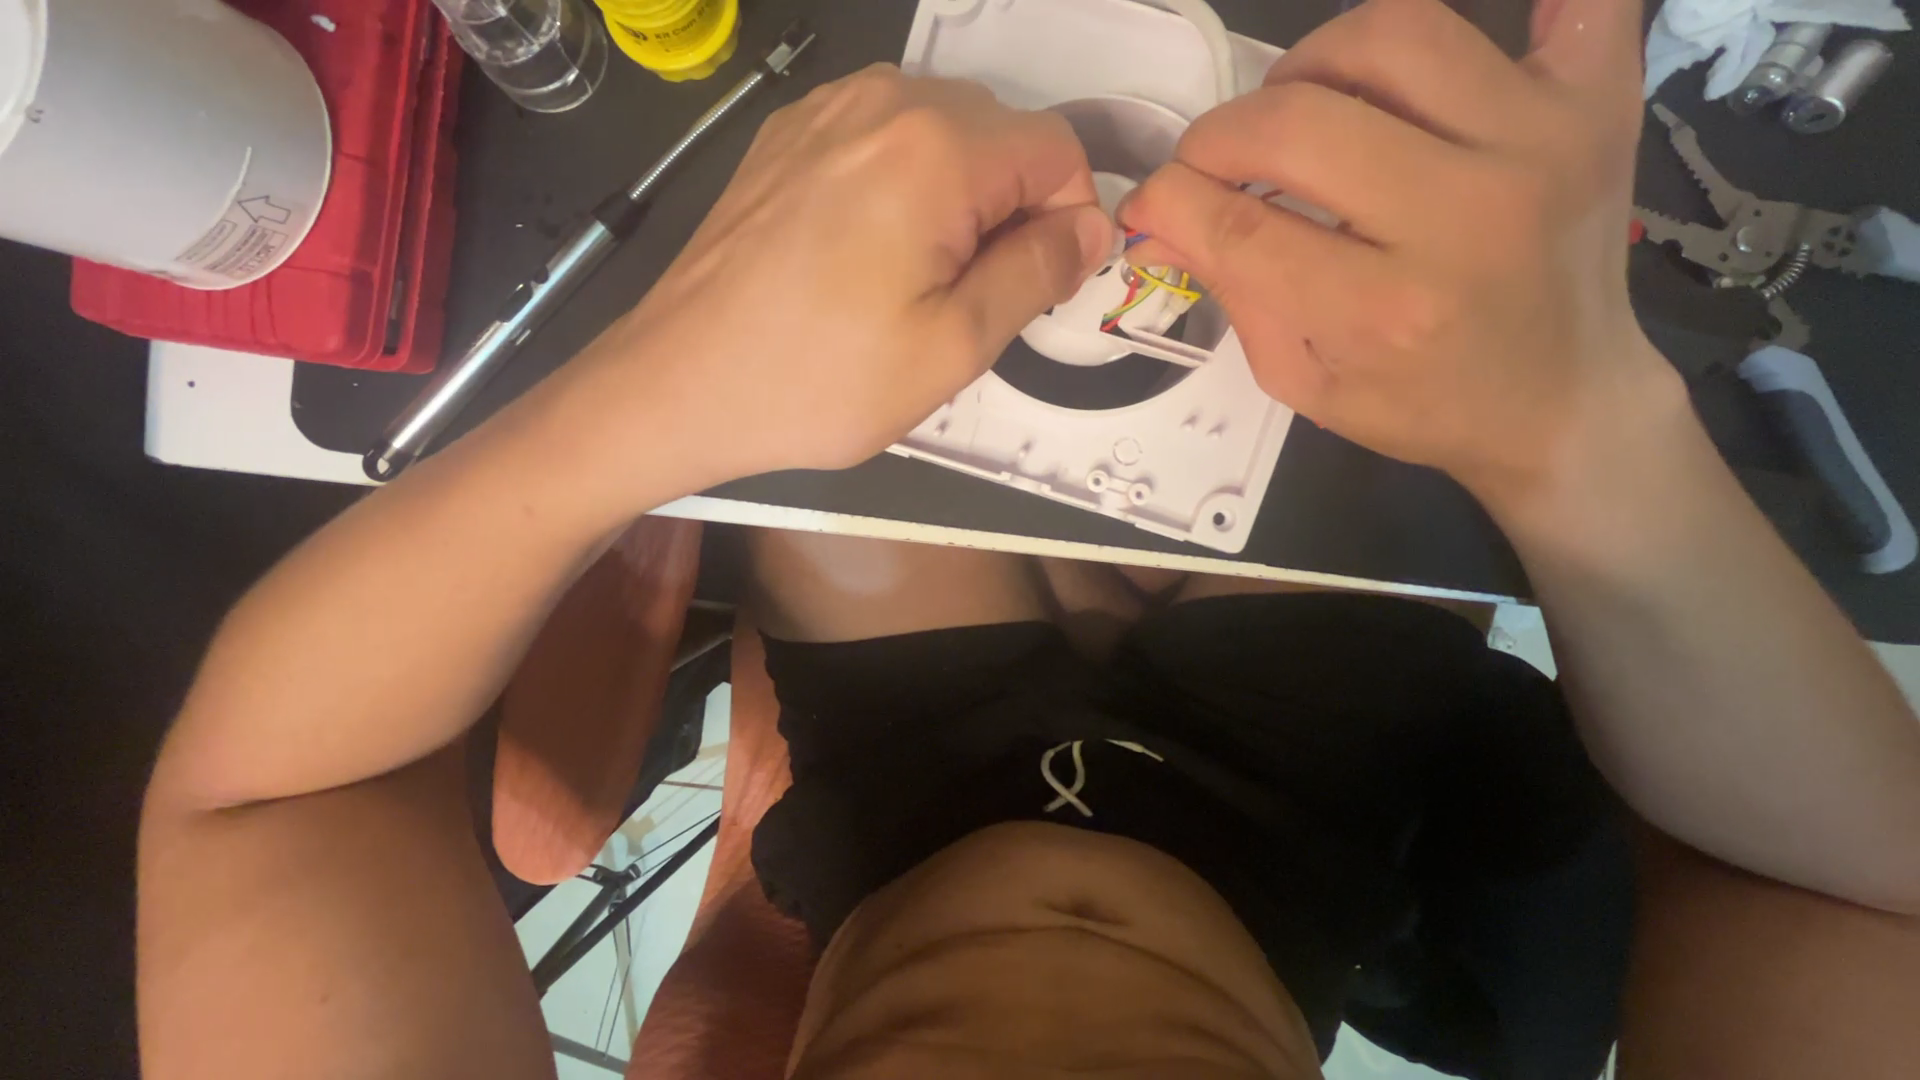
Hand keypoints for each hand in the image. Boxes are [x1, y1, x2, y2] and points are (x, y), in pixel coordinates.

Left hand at [563, 65, 1112, 488]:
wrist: (679, 384)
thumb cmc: (821, 381)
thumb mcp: (952, 346)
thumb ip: (1035, 274)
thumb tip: (1090, 228)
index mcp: (935, 148)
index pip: (1056, 148)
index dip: (1071, 216)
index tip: (1042, 284)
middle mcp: (881, 102)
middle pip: (998, 133)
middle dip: (1013, 207)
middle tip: (974, 297)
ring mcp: (822, 113)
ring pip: (938, 133)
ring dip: (957, 198)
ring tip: (917, 280)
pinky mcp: (783, 139)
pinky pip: (878, 141)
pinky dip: (901, 186)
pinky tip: (866, 254)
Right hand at [1122, 0, 1670, 507]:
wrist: (1561, 402)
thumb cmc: (1420, 404)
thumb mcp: (1302, 379)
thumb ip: (1233, 293)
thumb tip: (1159, 225)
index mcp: (1381, 309)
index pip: (1237, 224)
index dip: (1166, 202)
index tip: (1146, 204)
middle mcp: (1463, 213)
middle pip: (1297, 121)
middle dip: (1217, 135)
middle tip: (1209, 162)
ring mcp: (1540, 143)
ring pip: (1392, 35)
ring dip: (1310, 63)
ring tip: (1297, 108)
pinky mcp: (1597, 103)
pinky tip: (1451, 58)